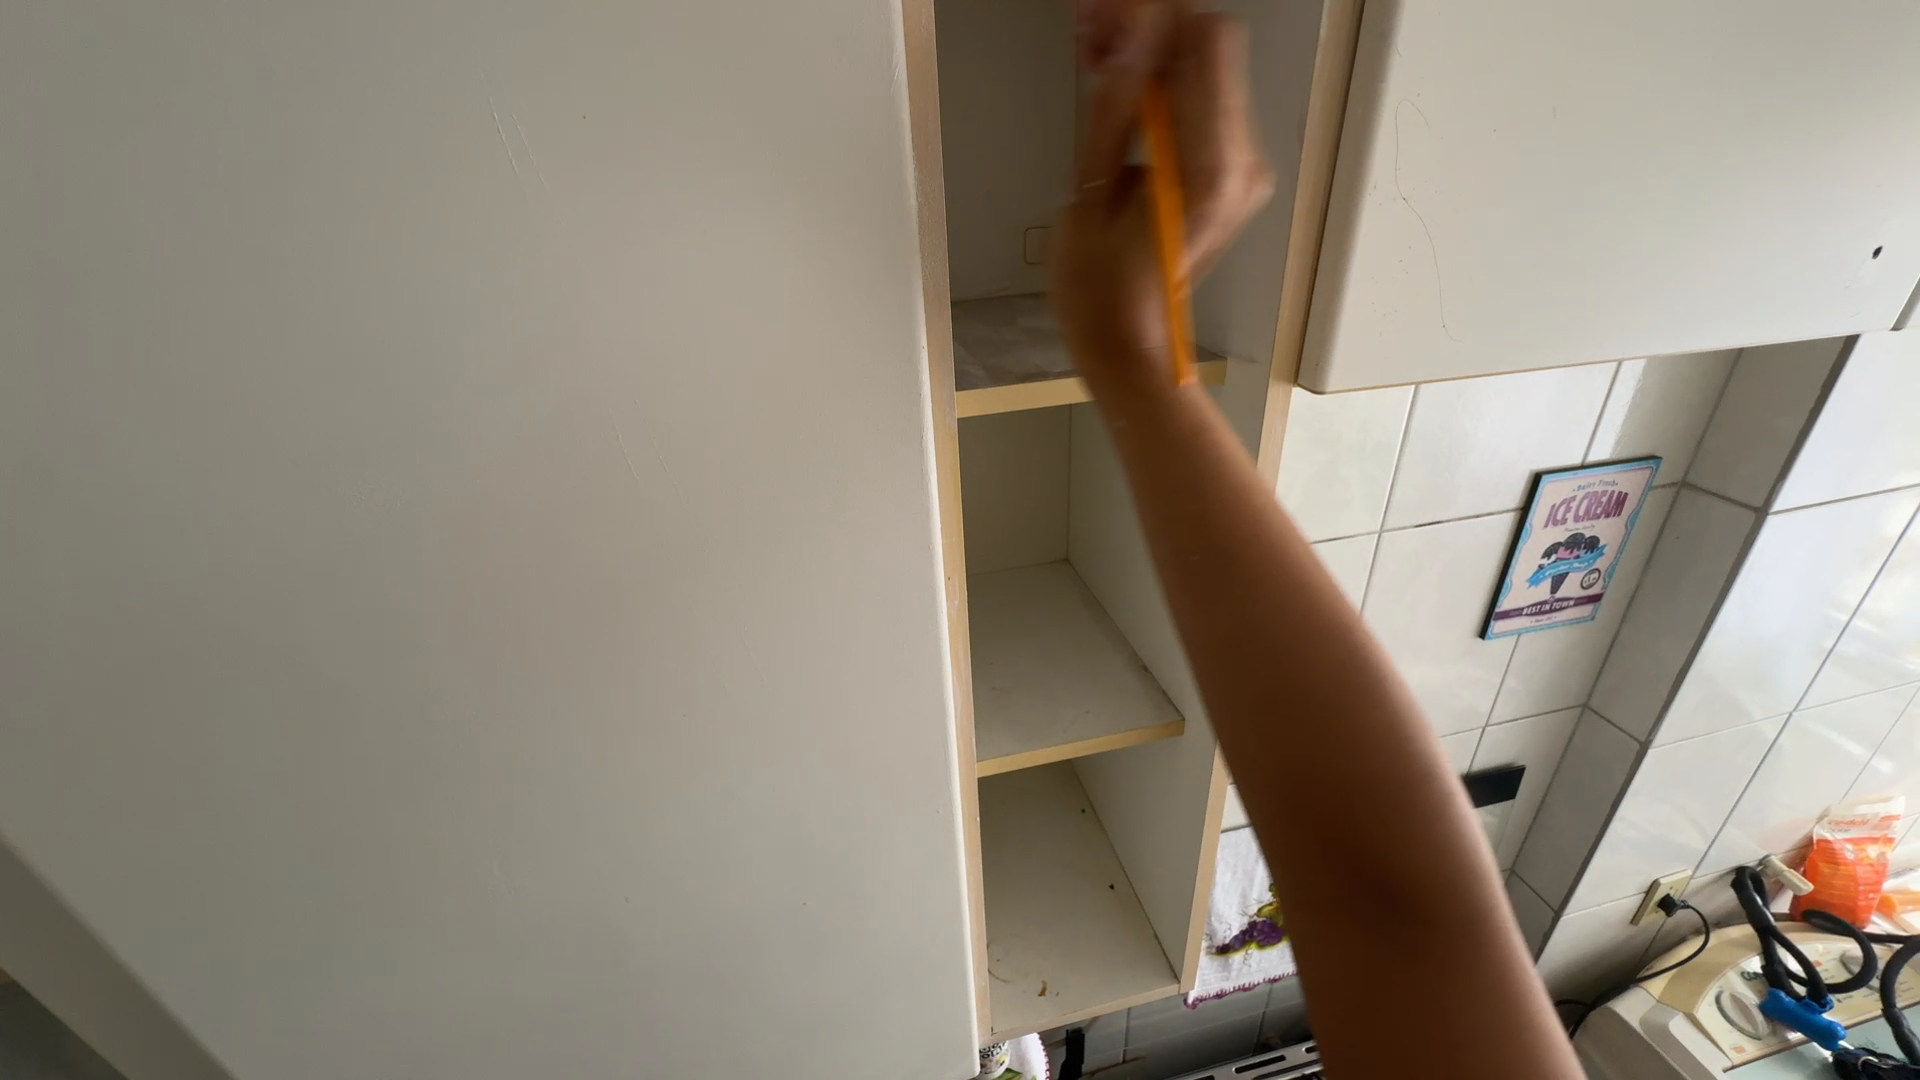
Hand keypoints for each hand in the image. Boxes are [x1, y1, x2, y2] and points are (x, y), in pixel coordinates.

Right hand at [1052, 0, 1273, 393]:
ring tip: (1092, 47)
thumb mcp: (1091, 200)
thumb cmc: (1099, 293)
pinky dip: (1162, 85)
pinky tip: (1118, 82)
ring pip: (1205, 73)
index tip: (1100, 12)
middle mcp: (1244, 162)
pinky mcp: (1229, 176)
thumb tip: (1127, 37)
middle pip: (1210, 51)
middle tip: (1087, 25)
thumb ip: (1115, 111)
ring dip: (1152, 51)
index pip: (1205, 45)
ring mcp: (1242, 170)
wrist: (1128, 346)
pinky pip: (1202, 107)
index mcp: (1212, 170)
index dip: (1153, 14)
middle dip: (1149, 26)